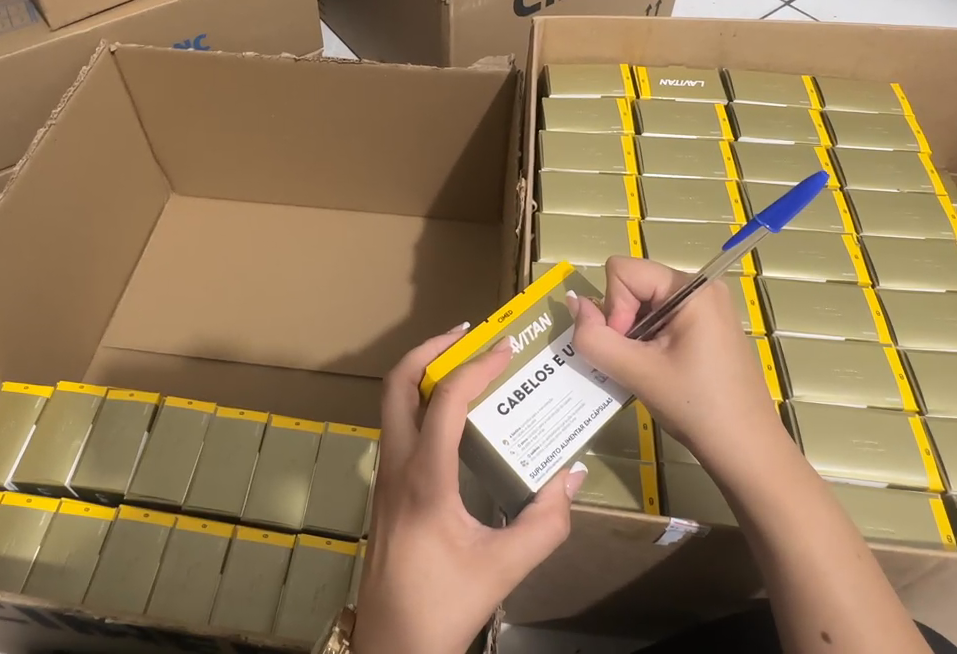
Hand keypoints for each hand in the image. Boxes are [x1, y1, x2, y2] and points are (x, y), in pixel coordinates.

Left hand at [353, 325, 584, 653]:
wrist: (392, 645)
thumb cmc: (443, 605)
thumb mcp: (503, 569)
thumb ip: (544, 524)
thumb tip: (571, 477)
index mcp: (424, 477)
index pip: (443, 400)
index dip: (475, 368)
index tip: (506, 349)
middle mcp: (397, 464)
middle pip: (398, 383)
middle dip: (431, 349)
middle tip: (469, 334)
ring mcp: (385, 474)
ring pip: (392, 402)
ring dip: (424, 372)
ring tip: (463, 361)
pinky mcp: (385, 487)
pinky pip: (398, 424)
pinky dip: (421, 400)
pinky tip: (452, 413)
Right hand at [568, 256, 789, 466]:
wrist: (748, 452)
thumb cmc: (696, 408)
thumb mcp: (637, 372)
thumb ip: (595, 337)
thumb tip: (573, 302)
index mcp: (691, 288)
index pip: (622, 271)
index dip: (613, 307)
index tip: (629, 348)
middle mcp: (701, 288)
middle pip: (633, 284)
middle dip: (622, 322)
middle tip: (638, 363)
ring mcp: (706, 308)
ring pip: (643, 304)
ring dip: (633, 335)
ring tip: (649, 370)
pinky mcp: (706, 328)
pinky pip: (660, 318)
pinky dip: (648, 341)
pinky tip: (659, 370)